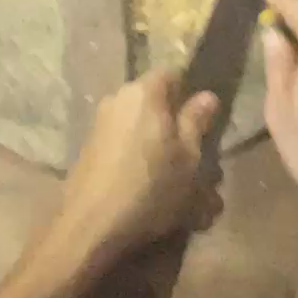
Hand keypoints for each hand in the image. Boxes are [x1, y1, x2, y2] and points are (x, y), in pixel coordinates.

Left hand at [46, 71, 220, 272]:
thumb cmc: (150, 186)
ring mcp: (100, 124)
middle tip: (197, 156)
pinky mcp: (89, 149)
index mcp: (144, 92)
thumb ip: (196, 121)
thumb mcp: (188, 156)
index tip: (205, 117)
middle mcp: (117, 99)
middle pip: (154, 101)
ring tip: (178, 182)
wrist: (90, 225)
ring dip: (159, 146)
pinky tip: (150, 189)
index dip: (191, 90)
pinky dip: (139, 159)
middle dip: (175, 124)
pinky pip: (124, 144)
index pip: (172, 73)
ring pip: (140, 126)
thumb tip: (207, 95)